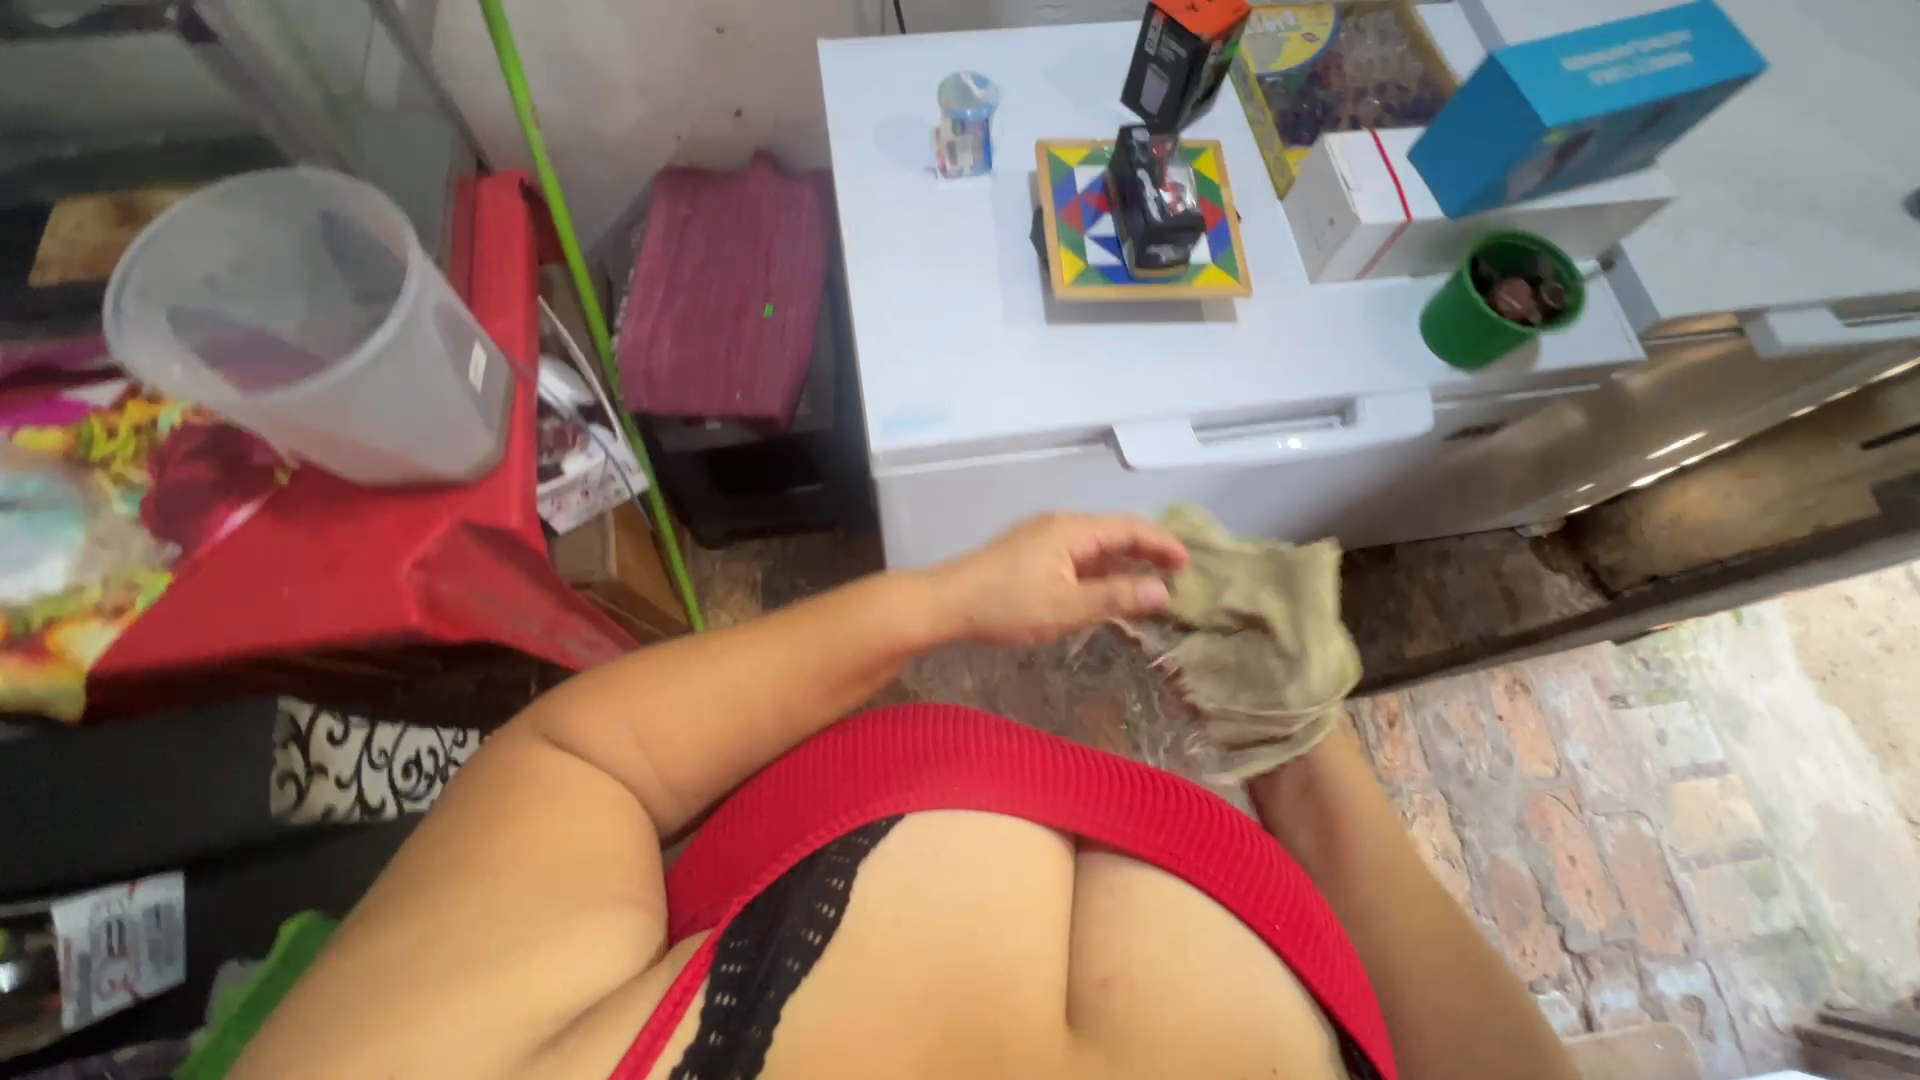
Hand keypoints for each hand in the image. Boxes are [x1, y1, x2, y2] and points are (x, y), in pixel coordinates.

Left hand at [928, 514, 1189, 646]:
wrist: (945, 603)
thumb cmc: (1006, 606)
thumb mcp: (1066, 607)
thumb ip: (1116, 598)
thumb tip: (1163, 592)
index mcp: (1072, 529)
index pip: (1130, 527)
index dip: (1163, 543)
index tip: (1189, 563)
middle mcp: (1059, 525)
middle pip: (1114, 532)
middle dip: (1147, 551)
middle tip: (1176, 574)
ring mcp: (1041, 537)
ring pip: (1094, 545)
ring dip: (1122, 562)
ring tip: (1148, 584)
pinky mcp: (1028, 553)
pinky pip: (1076, 555)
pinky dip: (1098, 569)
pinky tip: (1105, 590)